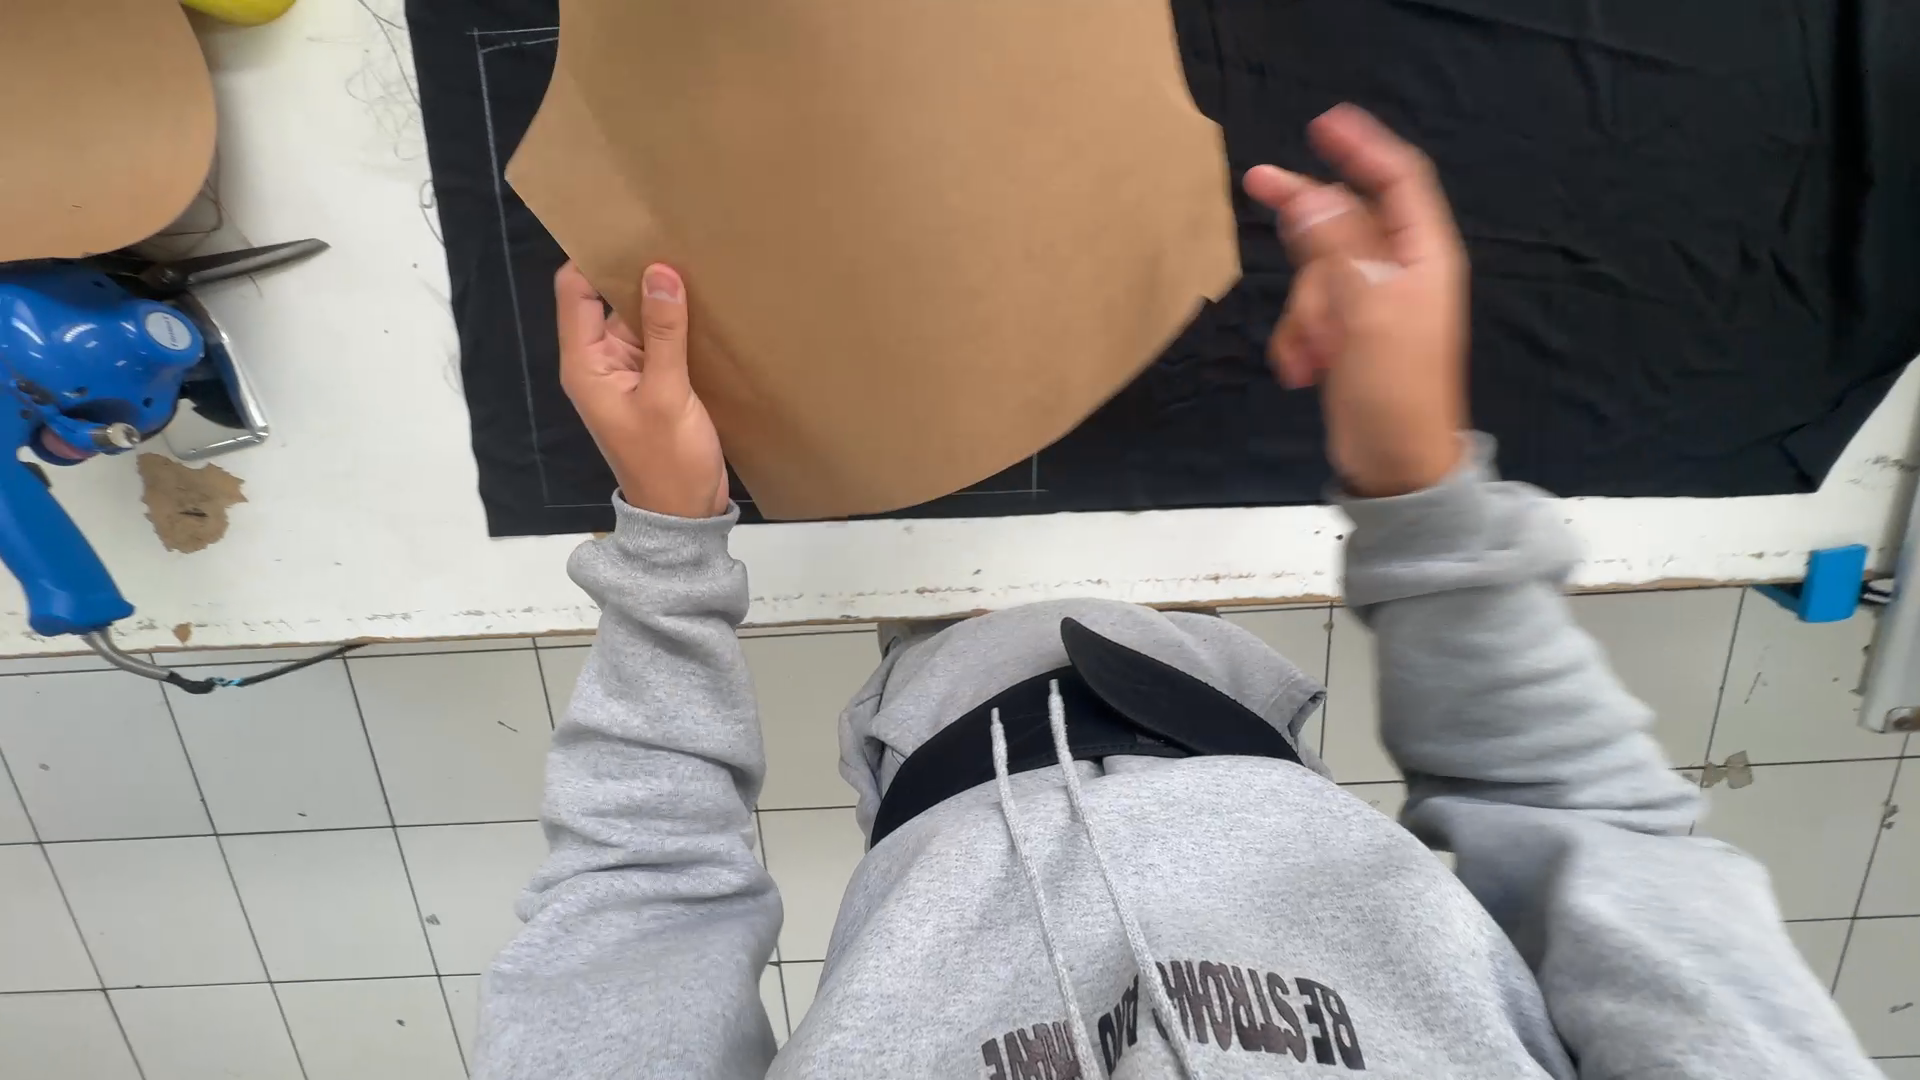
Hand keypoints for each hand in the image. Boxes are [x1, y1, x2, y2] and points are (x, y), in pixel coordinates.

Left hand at [556, 262, 729, 518]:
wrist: (685, 514)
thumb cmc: (667, 461)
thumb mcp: (667, 395)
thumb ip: (663, 334)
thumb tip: (659, 272)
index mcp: (586, 363)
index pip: (576, 292)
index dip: (596, 257)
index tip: (632, 228)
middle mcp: (602, 363)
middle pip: (610, 302)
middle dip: (638, 274)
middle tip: (676, 238)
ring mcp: (631, 375)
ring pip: (641, 322)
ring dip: (663, 301)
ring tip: (698, 266)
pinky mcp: (659, 387)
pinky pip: (663, 345)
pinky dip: (679, 328)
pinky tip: (708, 310)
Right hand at [1243, 105, 1468, 496]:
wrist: (1392, 462)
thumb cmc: (1393, 391)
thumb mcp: (1367, 316)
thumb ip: (1338, 256)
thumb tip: (1310, 201)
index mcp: (1420, 258)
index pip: (1395, 183)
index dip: (1362, 150)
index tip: (1322, 123)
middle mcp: (1395, 273)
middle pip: (1339, 227)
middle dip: (1305, 238)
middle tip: (1254, 183)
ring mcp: (1366, 307)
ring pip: (1313, 279)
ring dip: (1300, 318)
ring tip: (1309, 361)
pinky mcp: (1342, 337)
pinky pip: (1306, 318)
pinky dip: (1296, 342)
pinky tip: (1302, 372)